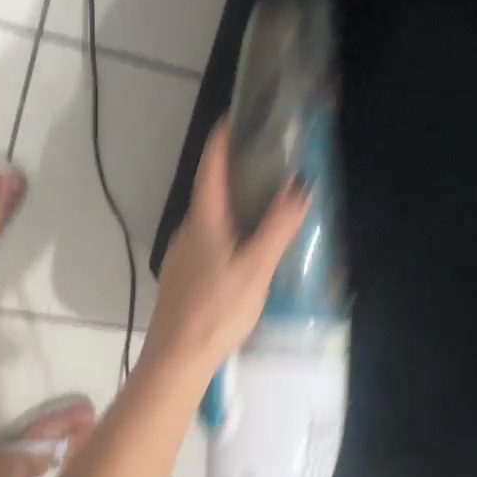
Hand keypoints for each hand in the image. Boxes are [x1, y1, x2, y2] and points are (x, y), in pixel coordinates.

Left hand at [146, 117, 310, 378]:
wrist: (177, 358)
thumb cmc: (218, 309)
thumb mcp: (256, 268)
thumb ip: (277, 227)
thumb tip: (300, 185)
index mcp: (204, 220)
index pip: (211, 168)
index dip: (222, 141)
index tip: (233, 119)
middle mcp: (186, 232)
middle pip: (209, 194)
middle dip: (233, 177)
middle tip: (264, 166)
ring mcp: (179, 257)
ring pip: (207, 222)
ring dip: (229, 209)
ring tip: (260, 208)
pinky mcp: (179, 280)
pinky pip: (204, 245)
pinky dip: (223, 235)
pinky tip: (241, 253)